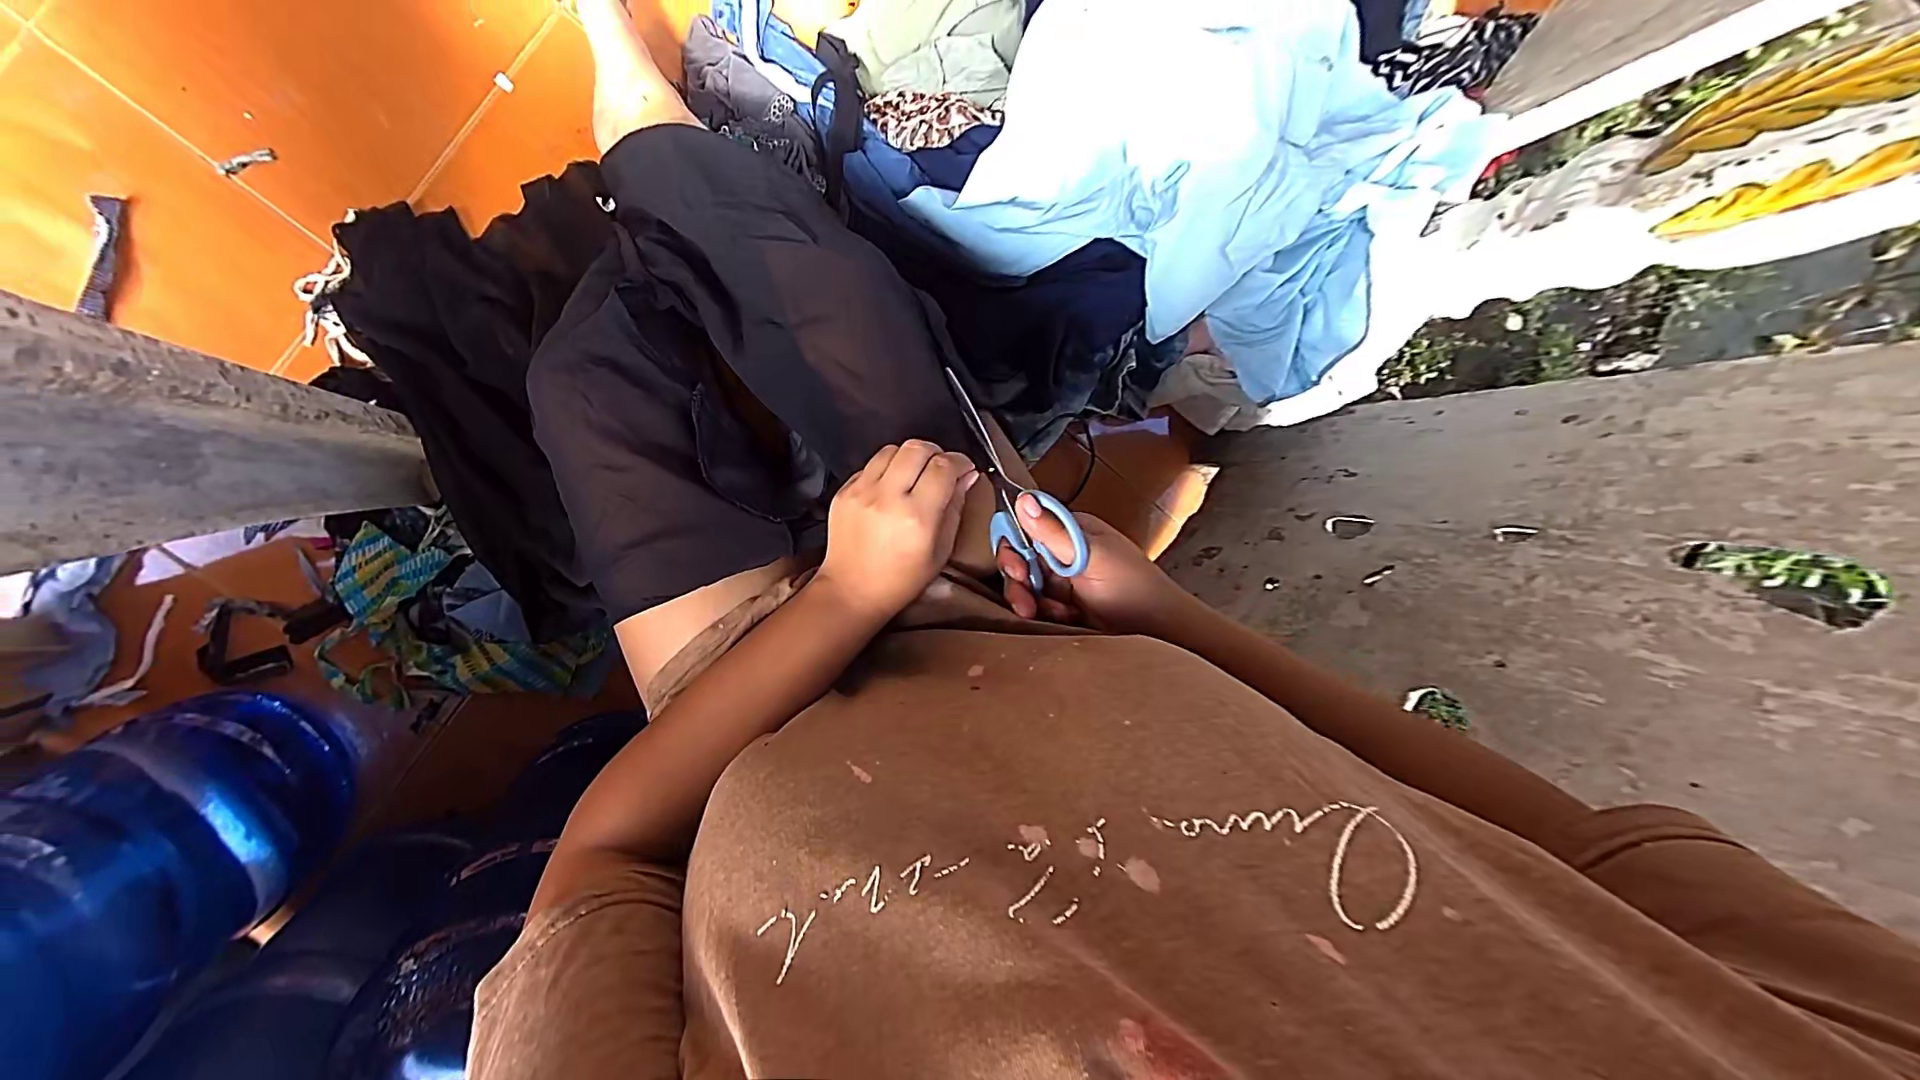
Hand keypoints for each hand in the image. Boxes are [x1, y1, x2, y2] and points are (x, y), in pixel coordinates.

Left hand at [817, 441, 977, 620]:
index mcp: (917, 517)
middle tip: (940, 468)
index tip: (963, 467)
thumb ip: (955, 508)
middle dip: (935, 453)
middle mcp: (887, 499)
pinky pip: (871, 464)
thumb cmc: (899, 579)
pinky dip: (887, 470)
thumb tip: (966, 477)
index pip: (943, 467)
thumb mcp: (940, 550)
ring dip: (909, 457)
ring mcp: (862, 493)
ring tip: (915, 476)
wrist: (852, 590)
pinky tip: (892, 489)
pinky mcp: (845, 492)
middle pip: (917, 448)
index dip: (959, 461)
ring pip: (892, 449)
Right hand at [998, 495, 1205, 636]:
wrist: (1159, 630)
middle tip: (1027, 601)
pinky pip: (1037, 606)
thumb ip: (1053, 531)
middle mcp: (1063, 550)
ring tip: (1042, 613)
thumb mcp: (1091, 556)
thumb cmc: (1133, 588)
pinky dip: (1042, 614)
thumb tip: (1024, 499)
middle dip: (1018, 581)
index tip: (1018, 568)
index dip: (1013, 547)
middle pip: (1019, 560)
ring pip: (1025, 586)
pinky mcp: (1063, 604)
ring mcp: (1063, 579)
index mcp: (1070, 529)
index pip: (1025, 527)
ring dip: (1028, 601)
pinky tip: (1062, 619)